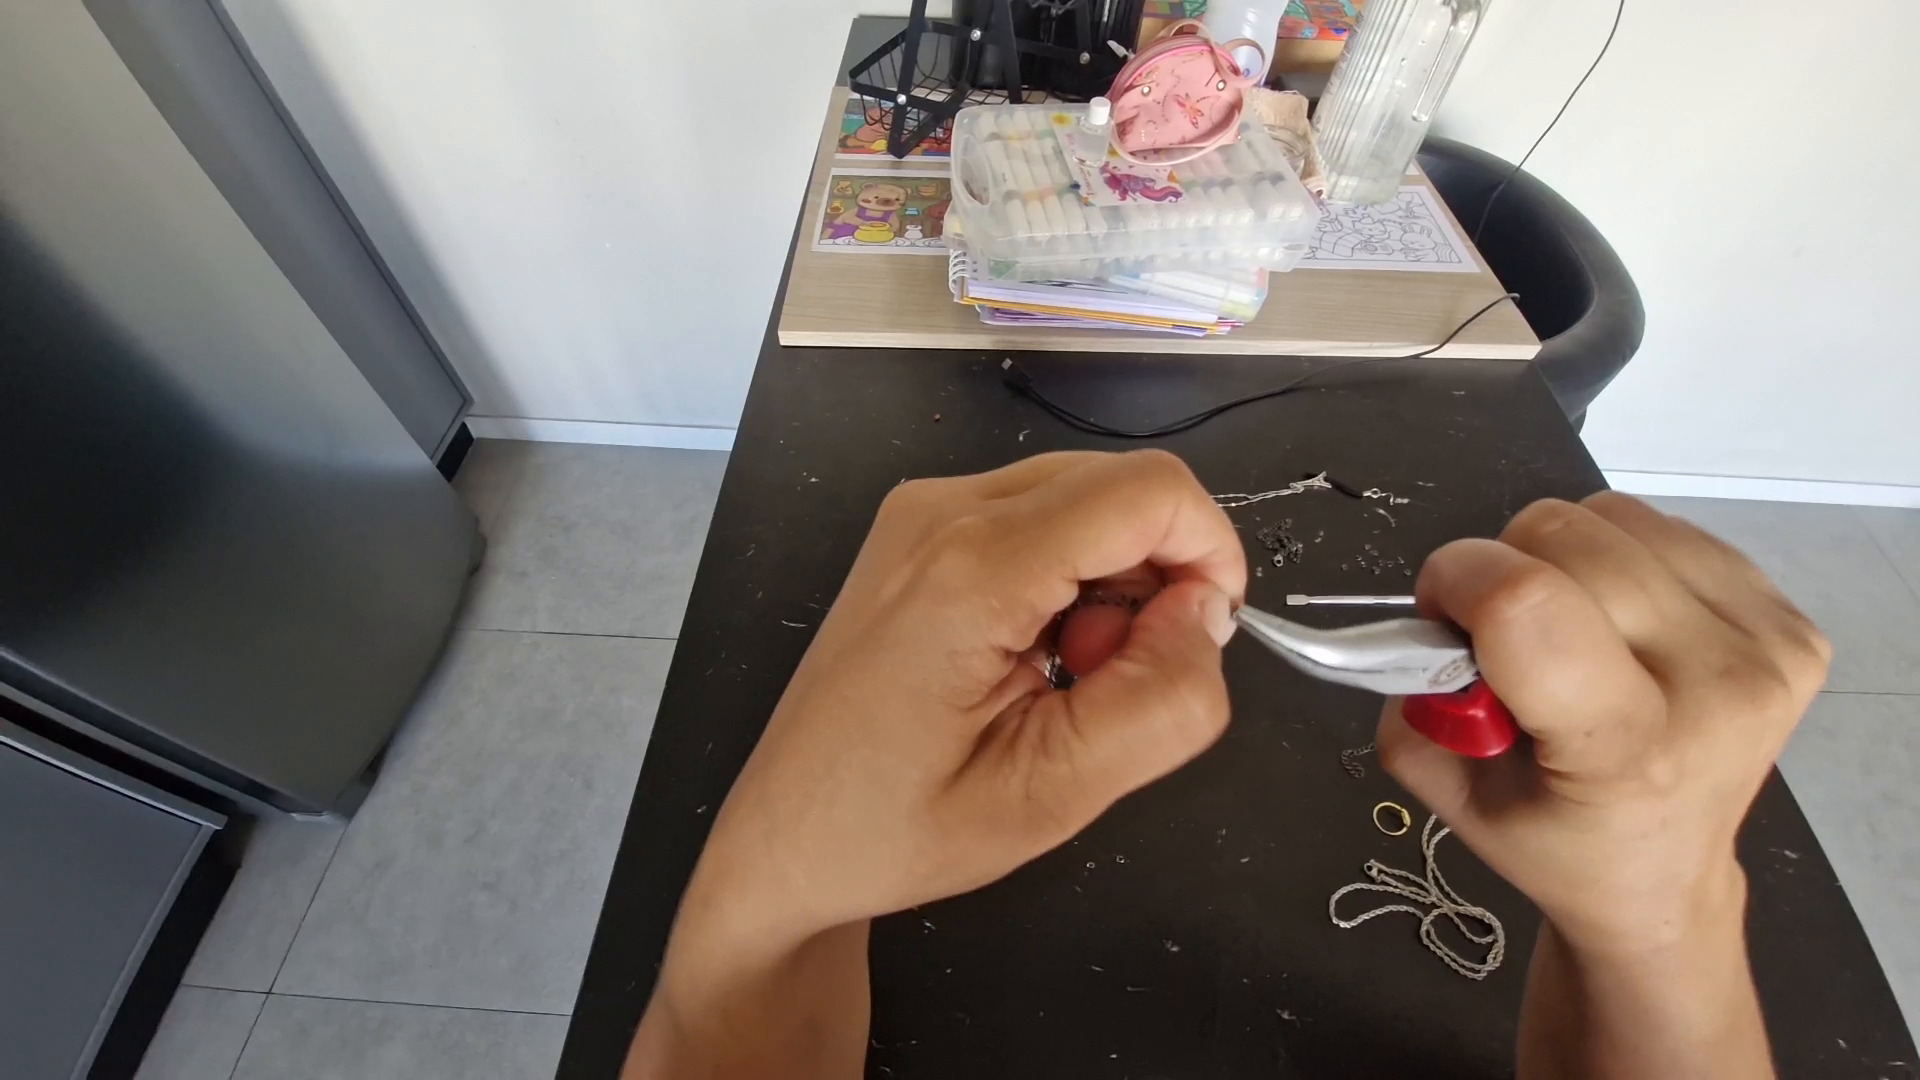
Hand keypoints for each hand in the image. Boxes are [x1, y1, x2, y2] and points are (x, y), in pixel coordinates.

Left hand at [678, 449, 1246, 956]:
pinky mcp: (916, 528)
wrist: (784, 828)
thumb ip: (1161, 701)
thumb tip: (1205, 611)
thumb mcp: (1053, 793)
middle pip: (1117, 487)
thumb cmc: (899, 825)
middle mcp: (944, 508)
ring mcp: (921, 510)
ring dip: (1107, 579)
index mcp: (974, 566)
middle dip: (1153, 573)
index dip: (1209, 550)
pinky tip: (1023, 648)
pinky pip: (1034, 516)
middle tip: (1103, 674)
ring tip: (1056, 671)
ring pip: (1081, 499)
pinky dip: (1064, 572)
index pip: (1148, 490)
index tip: (1198, 637)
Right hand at [1379, 492, 1830, 953]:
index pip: (1528, 602)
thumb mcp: (1440, 781)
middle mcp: (1715, 685)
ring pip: (1603, 515)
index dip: (1456, 579)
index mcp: (1621, 746)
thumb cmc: (1543, 836)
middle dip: (1495, 567)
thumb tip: (1432, 626)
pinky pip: (1653, 527)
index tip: (1436, 616)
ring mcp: (1765, 646)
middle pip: (1561, 535)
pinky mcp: (1789, 619)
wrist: (1662, 872)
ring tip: (1555, 621)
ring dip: (1549, 556)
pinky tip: (1609, 615)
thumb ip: (1413, 698)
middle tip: (1491, 629)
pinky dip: (1605, 555)